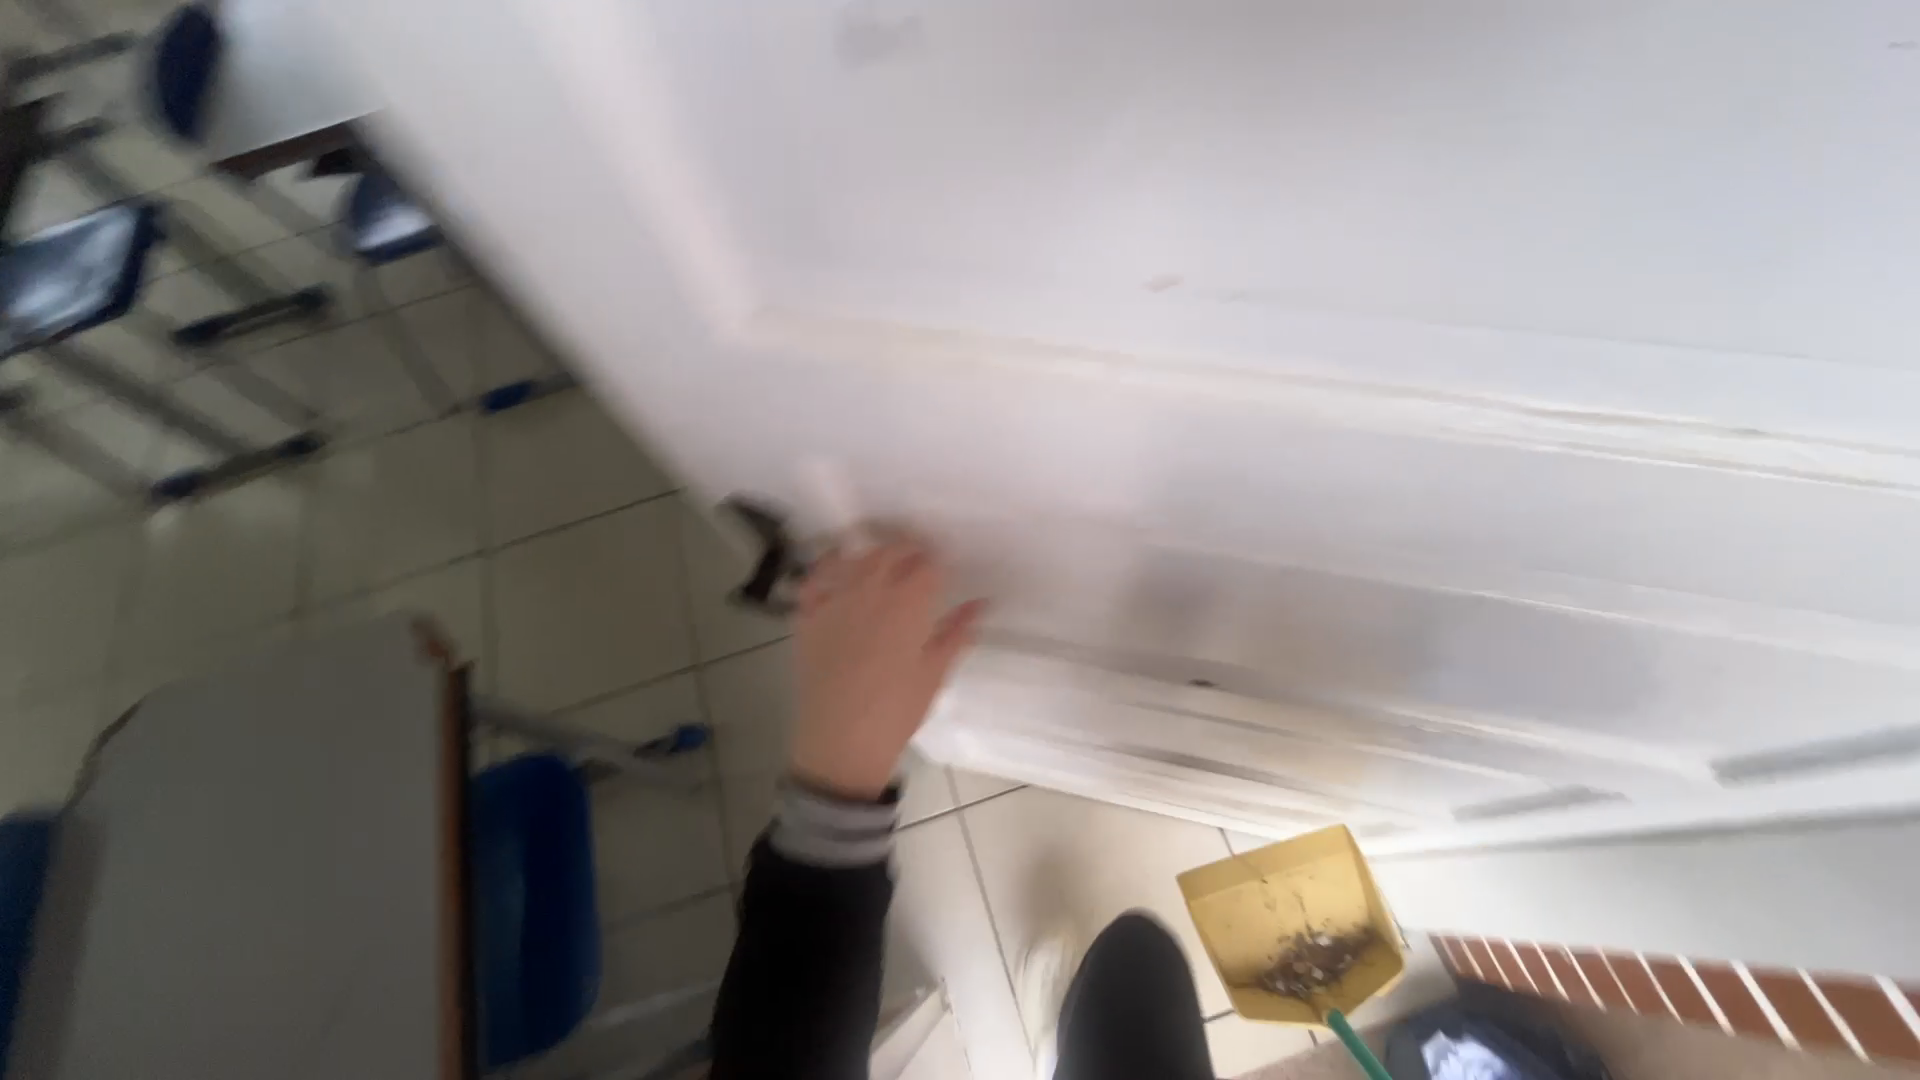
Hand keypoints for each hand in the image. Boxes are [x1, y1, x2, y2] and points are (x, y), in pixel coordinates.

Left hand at [788, 534, 985, 800]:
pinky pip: (816, 577)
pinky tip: (838, 565)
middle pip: (892, 551)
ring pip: (856, 558)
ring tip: (884, 563)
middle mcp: (871, 591)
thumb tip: (981, 603)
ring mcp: (835, 600)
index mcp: (909, 604)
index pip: (928, 564)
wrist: (842, 740)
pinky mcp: (808, 615)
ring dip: (874, 553)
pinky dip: (829, 565)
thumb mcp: (935, 672)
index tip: (943, 571)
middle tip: (917, 561)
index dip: (938, 562)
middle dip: (908, 549)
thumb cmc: (897, 710)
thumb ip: (958, 631)